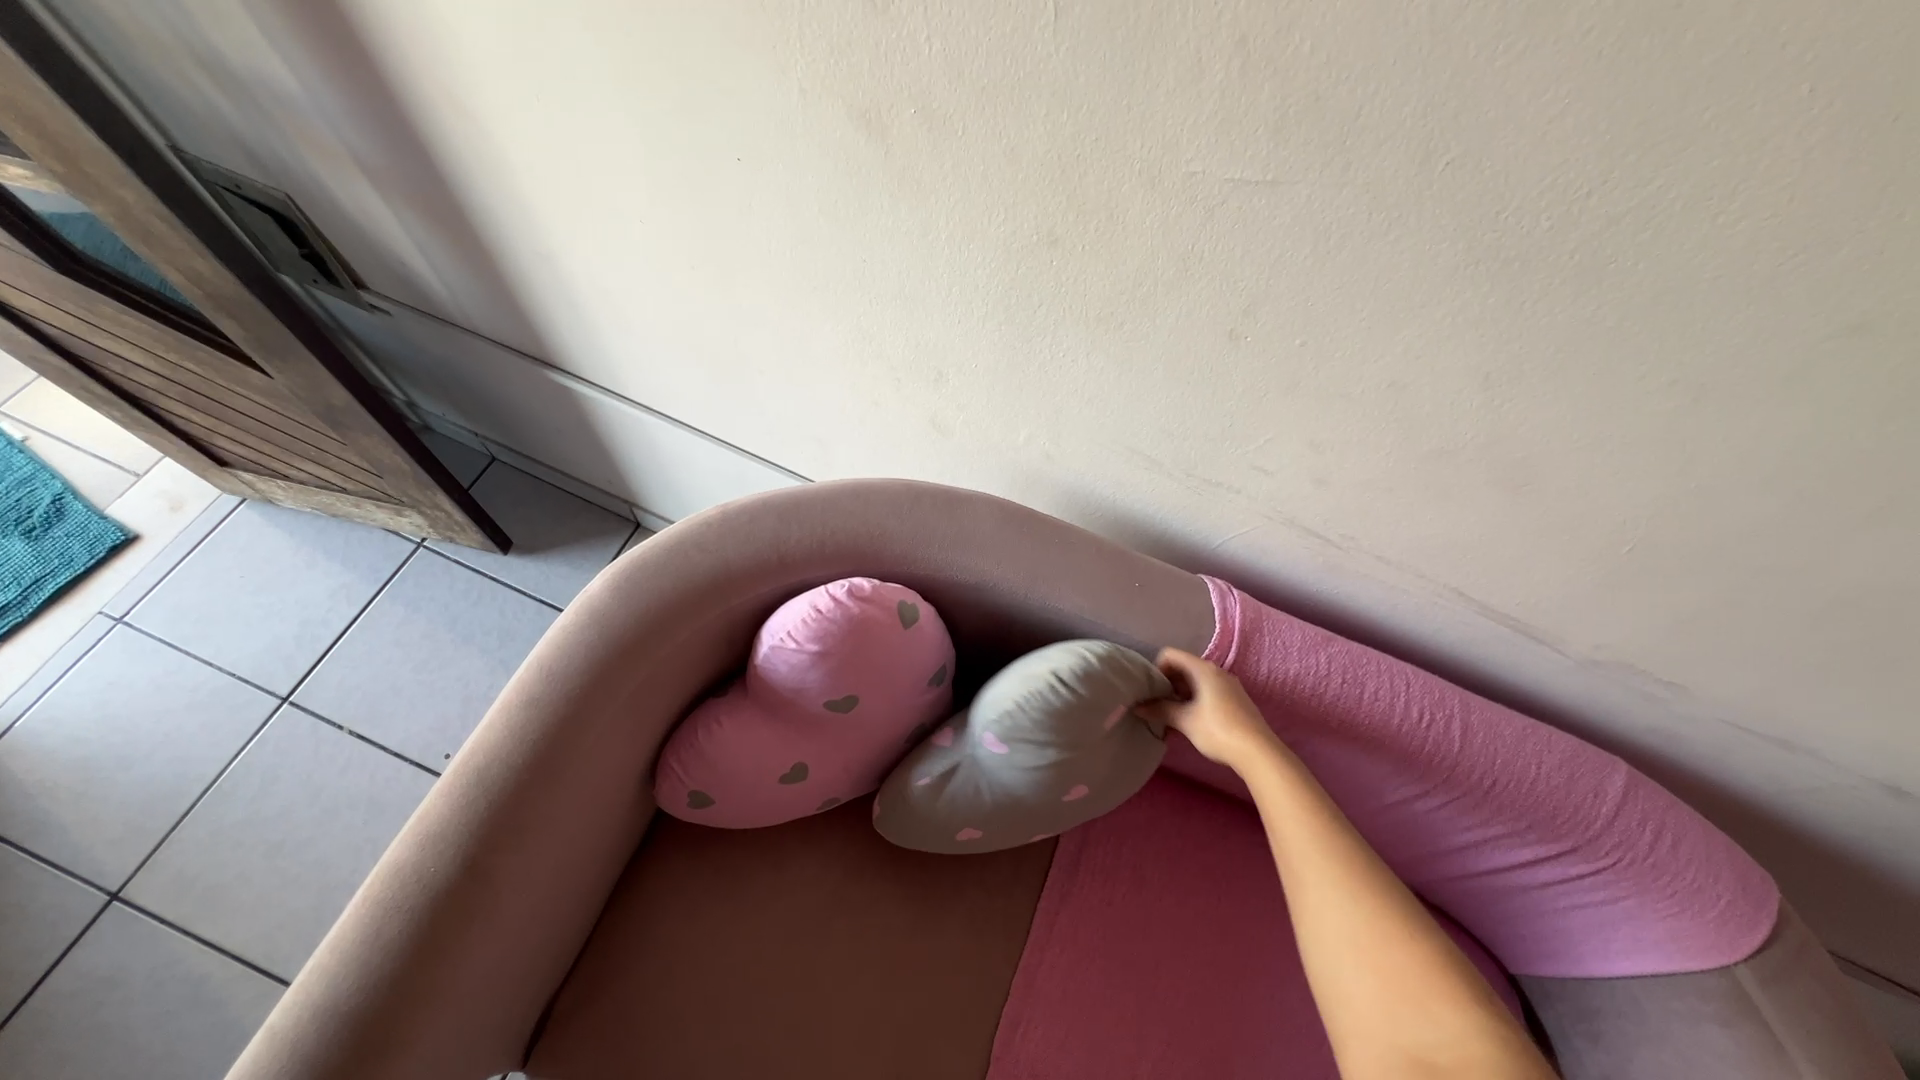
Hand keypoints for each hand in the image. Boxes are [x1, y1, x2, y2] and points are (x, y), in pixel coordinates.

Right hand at [1141, 648, 1282, 771]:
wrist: (1258, 752)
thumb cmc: (1217, 730)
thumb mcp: (1184, 720)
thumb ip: (1159, 710)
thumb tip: (1136, 707)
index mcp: (1203, 669)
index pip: (1170, 655)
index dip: (1156, 670)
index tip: (1151, 691)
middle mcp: (1217, 671)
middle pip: (1183, 667)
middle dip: (1167, 684)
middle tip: (1157, 705)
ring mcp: (1229, 685)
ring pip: (1196, 681)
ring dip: (1180, 695)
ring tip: (1171, 716)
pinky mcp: (1236, 700)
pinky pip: (1208, 691)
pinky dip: (1194, 701)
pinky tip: (1191, 722)